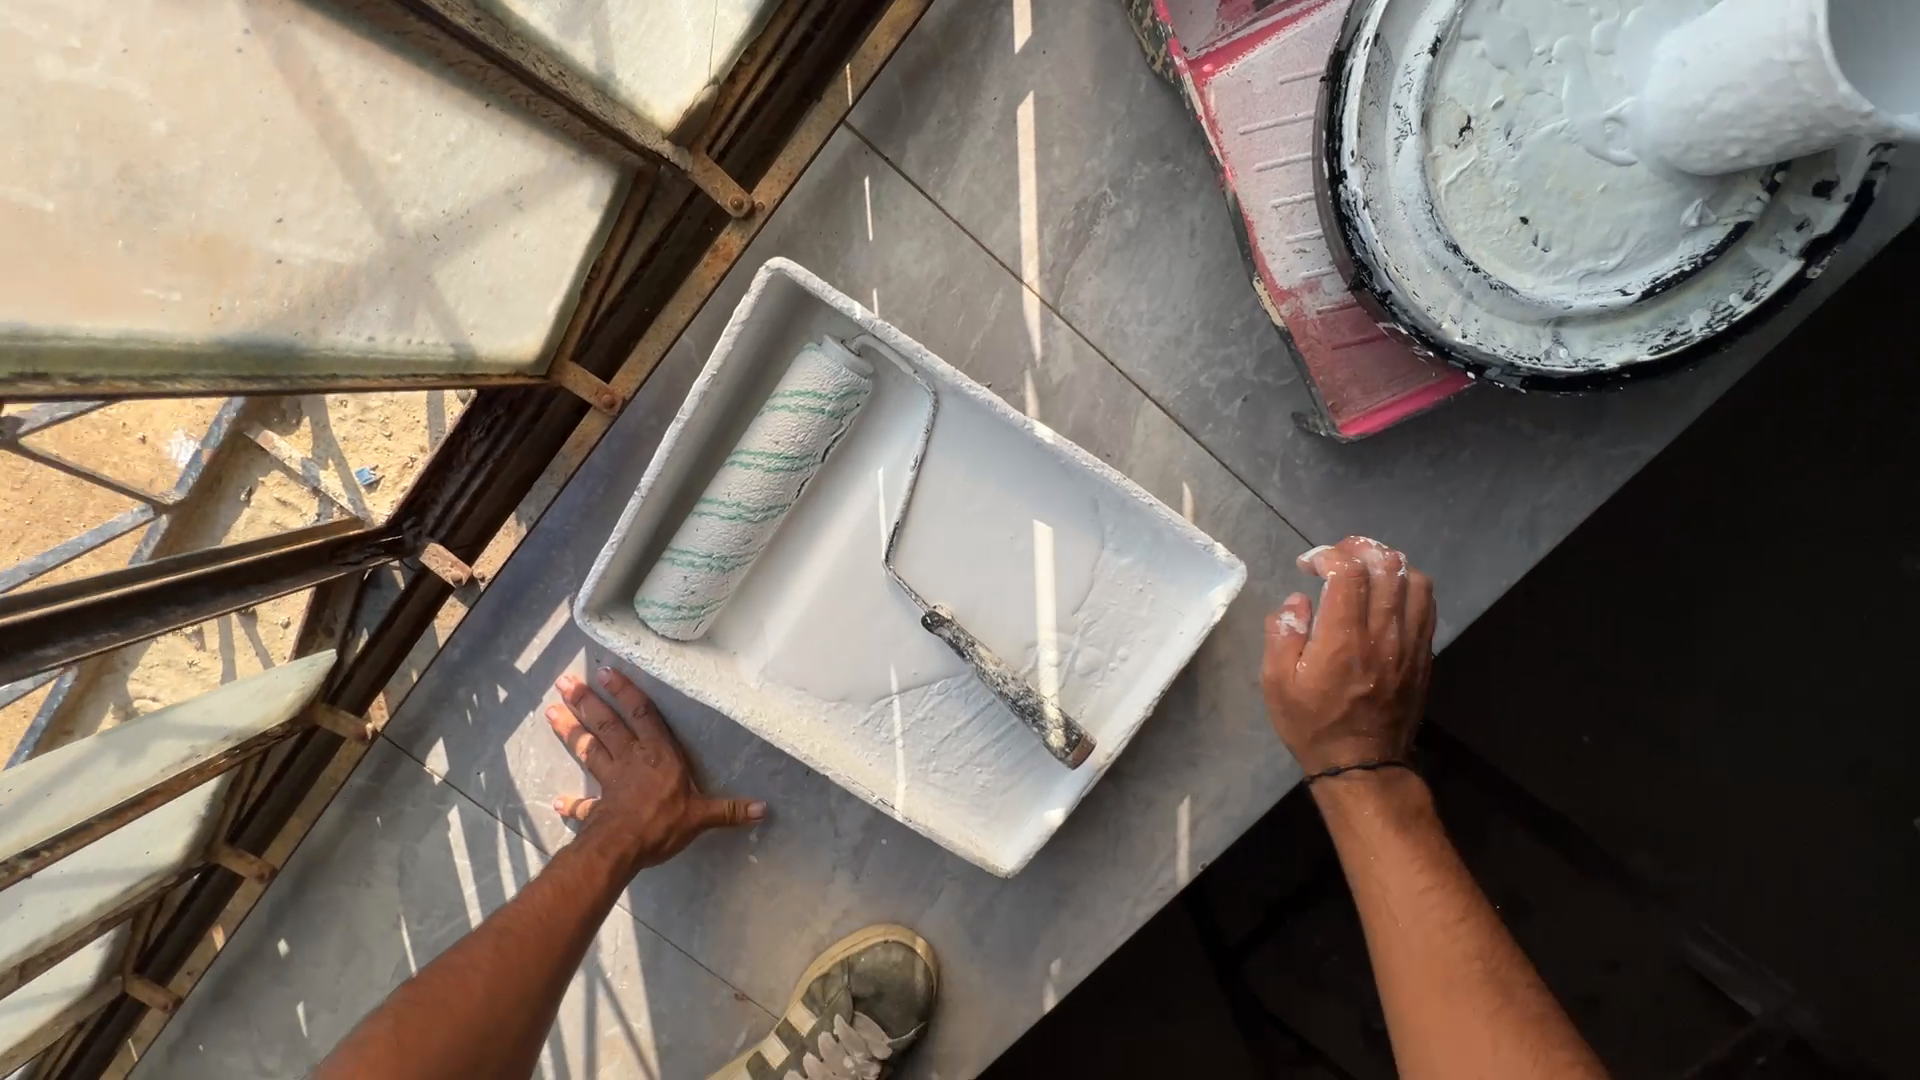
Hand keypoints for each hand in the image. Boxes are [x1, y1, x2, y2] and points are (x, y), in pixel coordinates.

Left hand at [544, 666, 763, 875]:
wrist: (621, 849)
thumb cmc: (662, 822)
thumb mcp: (702, 815)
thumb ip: (729, 810)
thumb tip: (764, 809)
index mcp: (658, 754)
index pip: (642, 714)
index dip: (625, 692)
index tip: (605, 671)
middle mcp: (631, 759)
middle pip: (606, 725)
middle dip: (586, 702)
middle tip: (563, 682)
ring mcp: (610, 781)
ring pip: (589, 750)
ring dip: (570, 731)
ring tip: (550, 712)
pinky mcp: (597, 807)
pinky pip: (583, 804)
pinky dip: (571, 803)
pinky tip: (558, 801)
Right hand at [1262, 536, 1435, 774]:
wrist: (1362, 764)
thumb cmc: (1311, 723)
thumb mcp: (1276, 682)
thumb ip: (1283, 634)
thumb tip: (1298, 601)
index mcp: (1342, 639)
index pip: (1348, 572)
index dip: (1327, 555)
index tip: (1307, 564)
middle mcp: (1382, 634)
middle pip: (1388, 567)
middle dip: (1359, 549)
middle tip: (1336, 557)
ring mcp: (1410, 644)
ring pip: (1416, 581)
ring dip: (1388, 564)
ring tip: (1364, 569)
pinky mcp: (1424, 655)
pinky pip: (1427, 605)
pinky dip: (1407, 586)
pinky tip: (1386, 594)